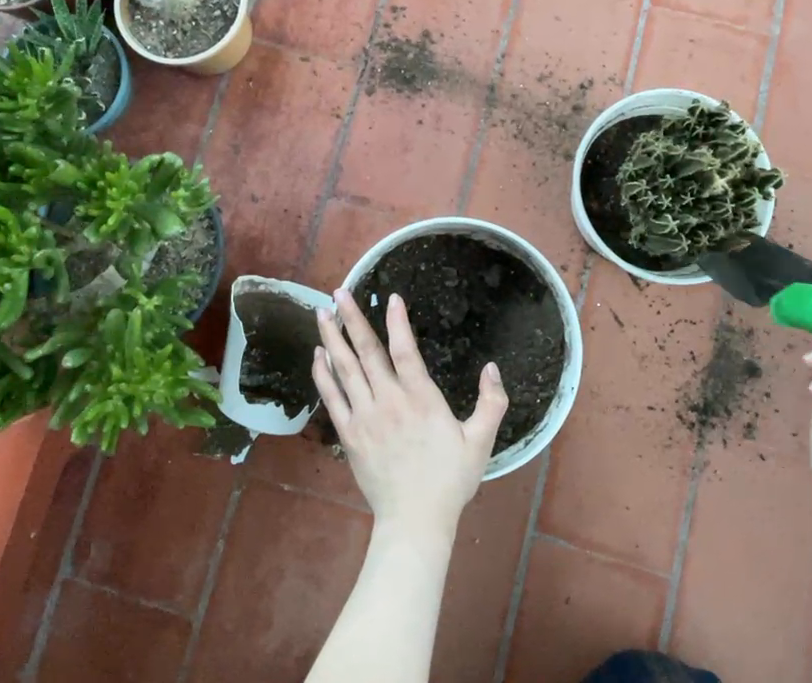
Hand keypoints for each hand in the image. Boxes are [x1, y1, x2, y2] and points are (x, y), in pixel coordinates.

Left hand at [314, 288, 507, 539]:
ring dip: (332, 338)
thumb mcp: (481, 442)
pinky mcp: (349, 435)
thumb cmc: (450, 480)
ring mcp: (365, 417)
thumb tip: (492, 368)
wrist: (415, 520)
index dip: (397, 322)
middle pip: (367, 352)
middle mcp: (389, 402)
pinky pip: (332, 397)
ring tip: (322, 312)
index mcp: (421, 399)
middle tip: (340, 291)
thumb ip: (491, 402)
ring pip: (344, 369)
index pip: (405, 350)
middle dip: (352, 319)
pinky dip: (323, 374)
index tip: (391, 298)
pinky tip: (318, 354)